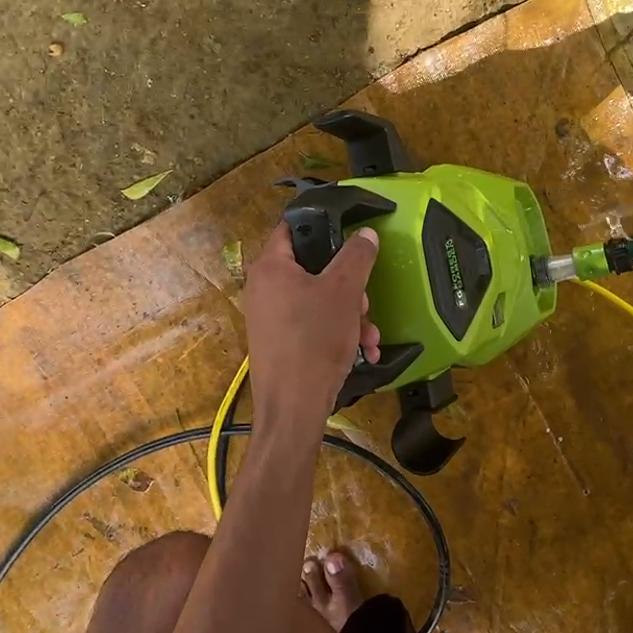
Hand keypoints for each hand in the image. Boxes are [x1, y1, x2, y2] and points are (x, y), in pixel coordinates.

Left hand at [240, 222, 382, 428]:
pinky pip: (312, 325)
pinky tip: (363, 351)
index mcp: (270, 266)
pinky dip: (337, 333)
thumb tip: (365, 234)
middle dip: (348, 285)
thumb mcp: (344, 291)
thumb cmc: (315, 339)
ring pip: (318, 300)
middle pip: (312, 268)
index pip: (291, 227)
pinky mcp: (280, 343)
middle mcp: (264, 288)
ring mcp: (270, 318)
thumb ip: (357, 255)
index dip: (321, 224)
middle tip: (364, 302)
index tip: (349, 231)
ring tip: (369, 335)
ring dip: (350, 314)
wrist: (294, 408)